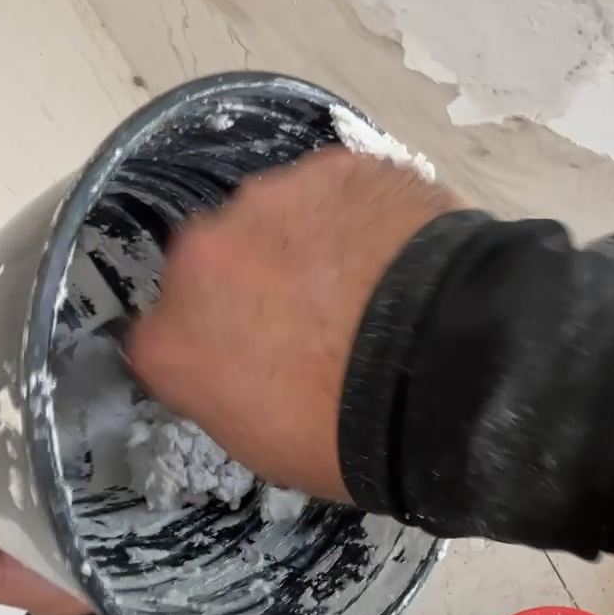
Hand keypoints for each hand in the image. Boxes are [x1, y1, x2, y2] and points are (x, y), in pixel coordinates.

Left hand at [0, 256, 92, 614]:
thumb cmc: (25, 576)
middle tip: (20, 261)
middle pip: (5, 349)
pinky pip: (115, 384)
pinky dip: (118, 351)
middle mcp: (21, 418)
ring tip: (78, 281)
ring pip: (62, 358)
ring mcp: (75, 420)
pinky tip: (135, 328)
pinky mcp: (121, 429)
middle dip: (5, 299)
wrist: (98, 602)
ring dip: (65, 316)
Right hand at [128, 148, 462, 500]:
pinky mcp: (332, 167)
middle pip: (213, 266)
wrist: (446, 376)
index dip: (211, 344)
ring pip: (272, 220)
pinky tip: (396, 250)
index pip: (167, 337)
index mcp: (171, 344)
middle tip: (314, 318)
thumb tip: (239, 363)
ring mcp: (266, 202)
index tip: (250, 356)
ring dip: (302, 245)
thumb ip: (226, 391)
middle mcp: (199, 258)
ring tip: (366, 282)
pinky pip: (334, 194)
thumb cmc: (352, 437)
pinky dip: (356, 216)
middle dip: (250, 286)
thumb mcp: (266, 447)